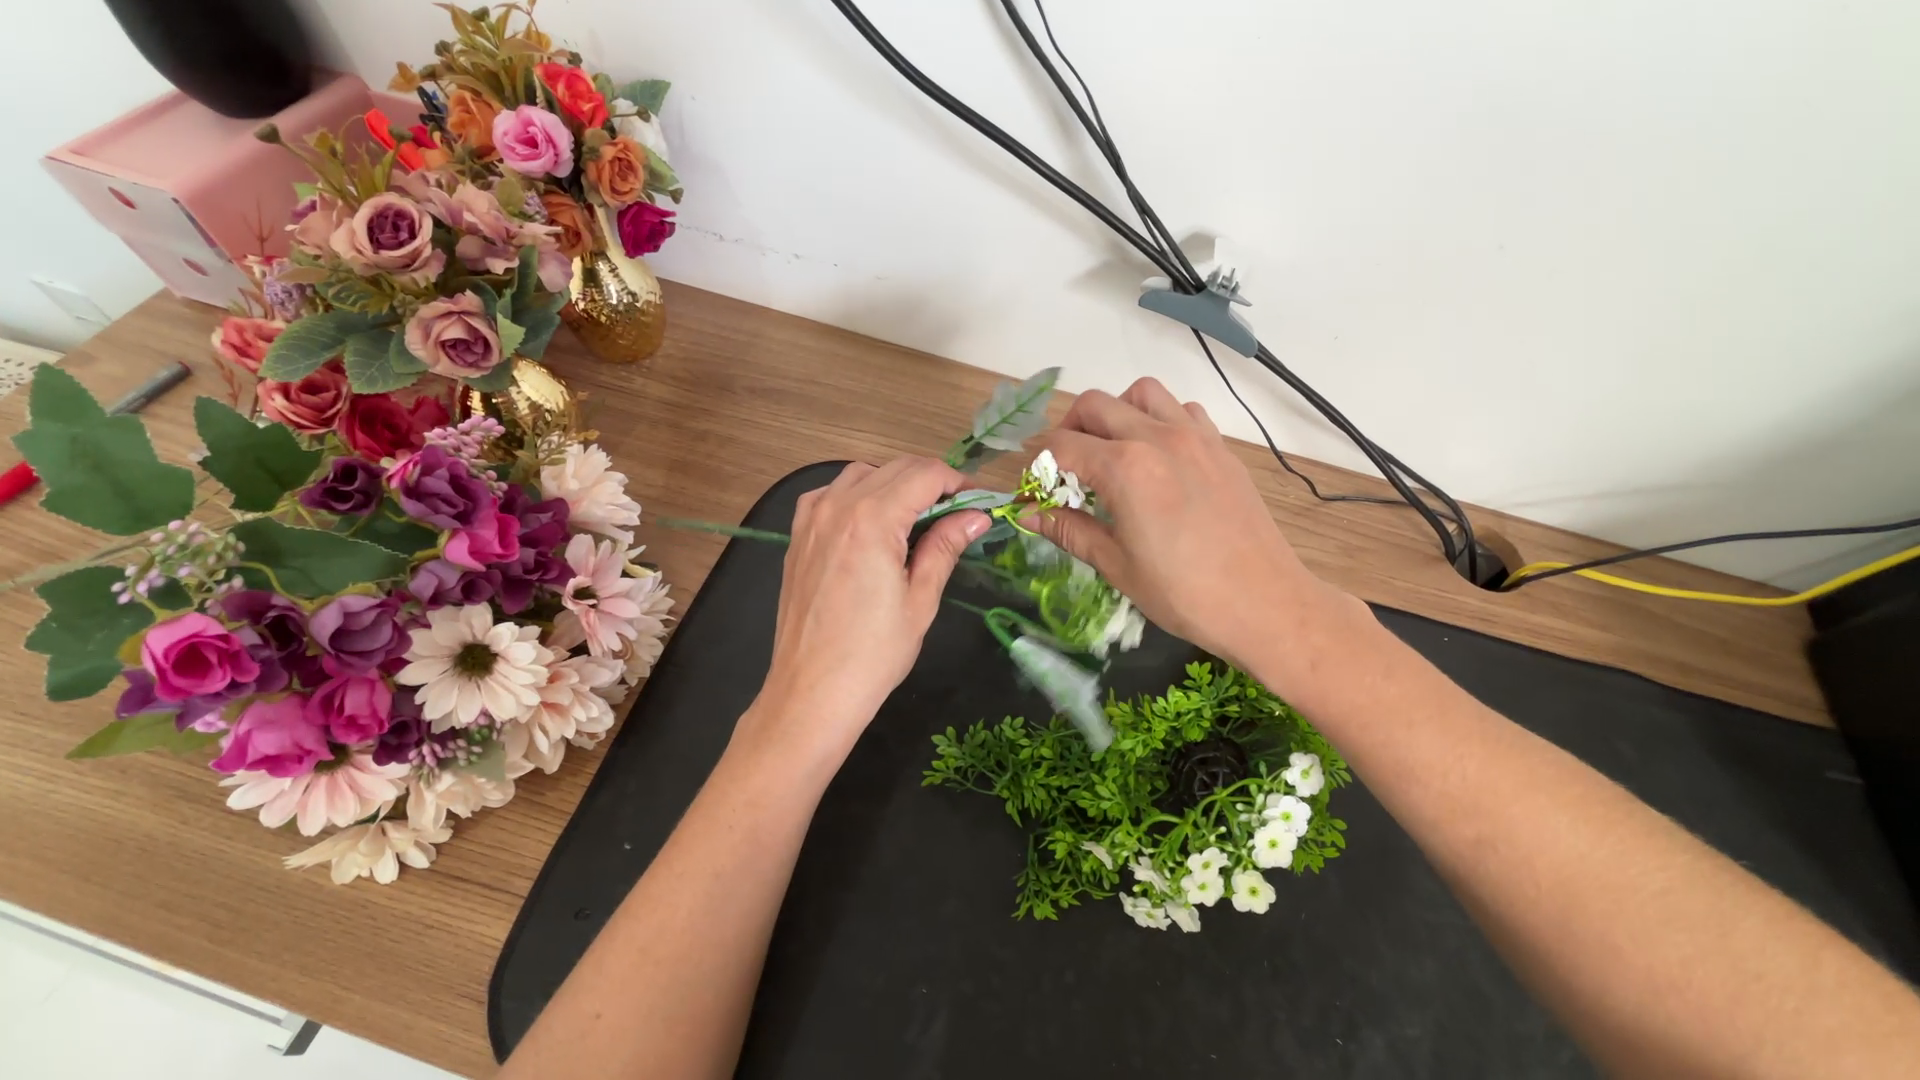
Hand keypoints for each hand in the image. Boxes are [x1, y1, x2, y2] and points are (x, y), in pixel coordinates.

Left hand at [742, 457, 988, 764]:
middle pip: (895, 468)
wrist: (812, 691)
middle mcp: (838, 506)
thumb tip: (976, 516)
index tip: (978, 504)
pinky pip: (831, 494)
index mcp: (872, 519)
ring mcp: (812, 518)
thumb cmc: (874, 653)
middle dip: (931, 482)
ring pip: (862, 474)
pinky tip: (871, 525)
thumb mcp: (920, 600)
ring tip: (916, 519)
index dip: (958, 483)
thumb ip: (945, 547)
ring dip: (894, 484)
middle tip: (956, 514)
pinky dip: (857, 495)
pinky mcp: (798, 535)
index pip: (925, 474)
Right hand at [1035, 378, 1356, 672]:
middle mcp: (1158, 437)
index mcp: (1126, 468)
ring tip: (1110, 452)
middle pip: (1094, 405)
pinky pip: (1182, 410)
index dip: (1037, 468)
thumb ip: (1069, 530)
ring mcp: (1195, 437)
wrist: (1265, 604)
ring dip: (1115, 413)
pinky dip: (1160, 419)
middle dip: (1067, 431)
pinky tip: (1157, 457)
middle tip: (1064, 471)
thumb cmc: (1184, 595)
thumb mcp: (1117, 566)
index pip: (1061, 446)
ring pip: (1141, 394)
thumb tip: (1028, 515)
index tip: (1032, 493)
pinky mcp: (1220, 448)